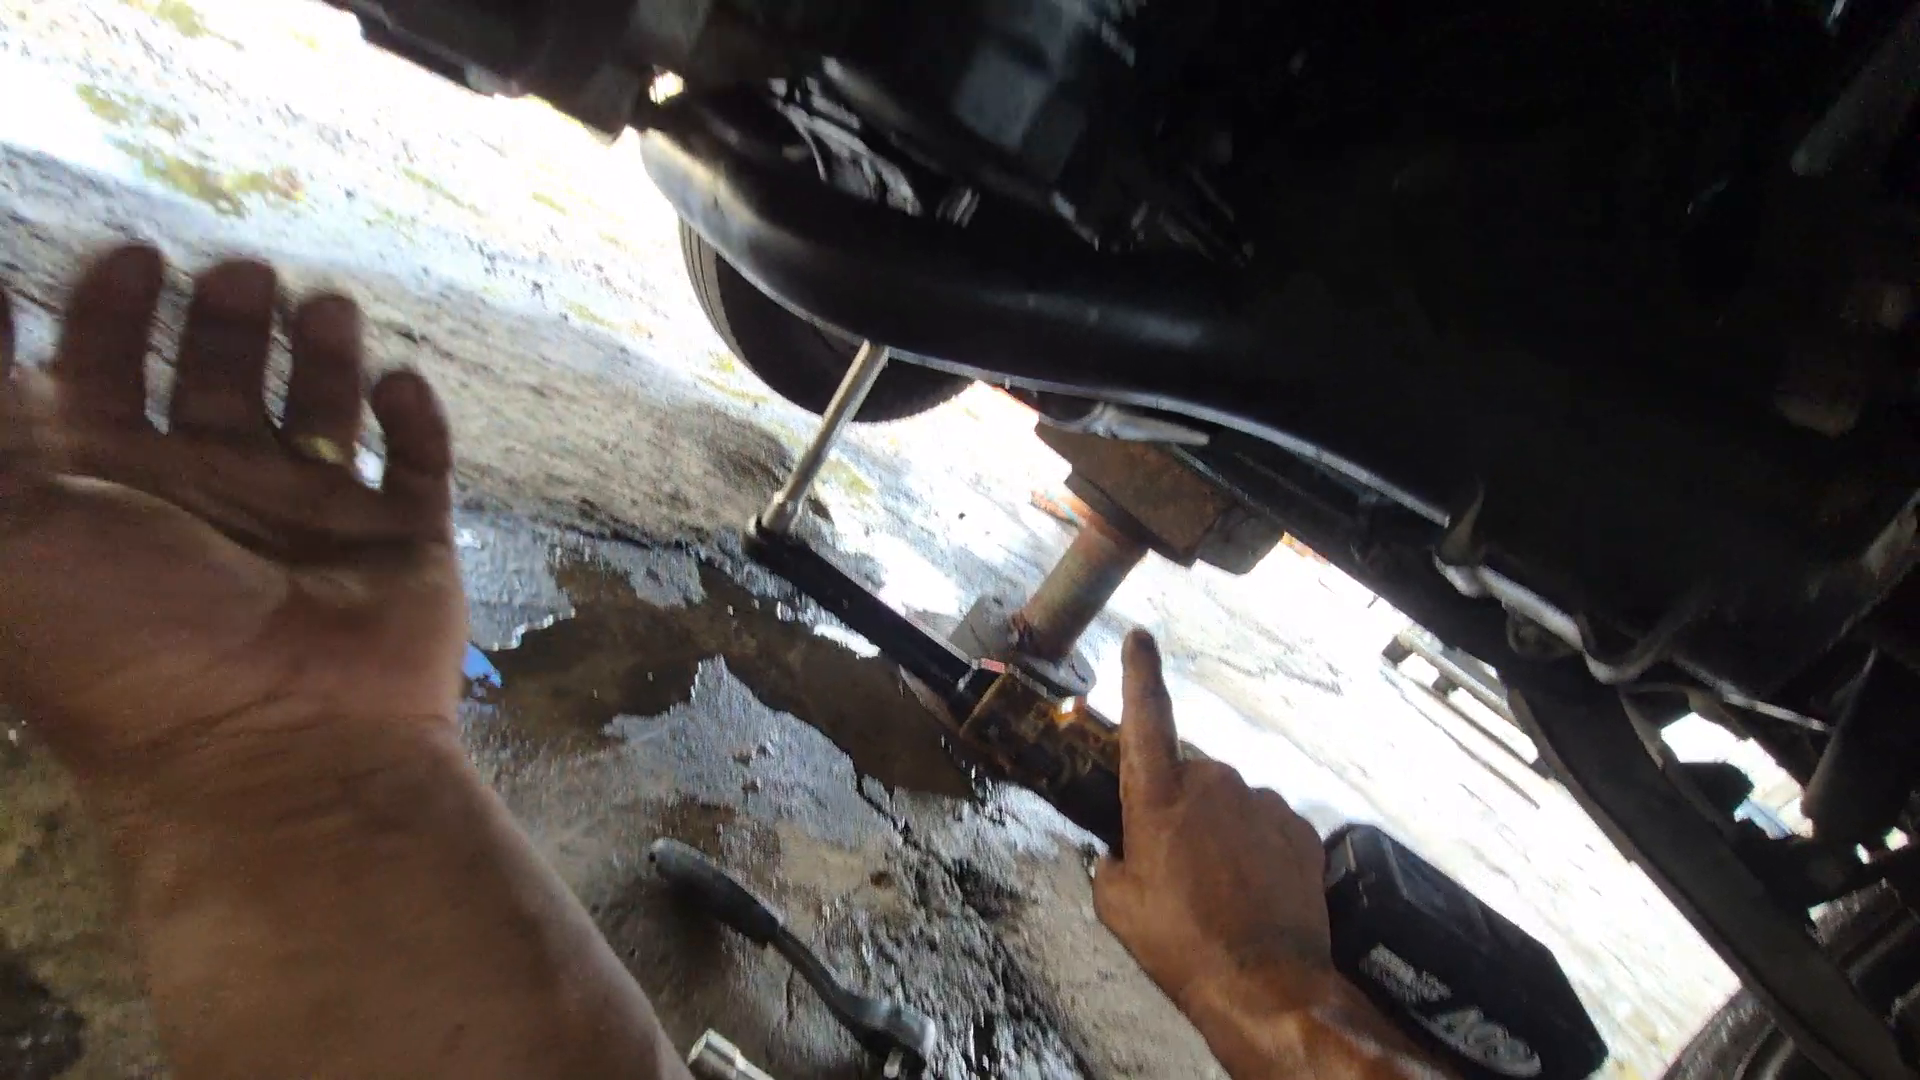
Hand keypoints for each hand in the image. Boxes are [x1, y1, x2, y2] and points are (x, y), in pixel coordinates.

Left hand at [0, 245, 464, 805]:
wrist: (285, 737)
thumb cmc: (130, 637)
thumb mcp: (7, 524)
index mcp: (113, 489)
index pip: (106, 375)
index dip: (114, 310)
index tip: (138, 255)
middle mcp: (218, 493)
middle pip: (224, 381)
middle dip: (230, 319)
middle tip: (248, 272)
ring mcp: (322, 516)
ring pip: (328, 411)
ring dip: (326, 354)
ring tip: (329, 306)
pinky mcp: (406, 536)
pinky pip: (418, 461)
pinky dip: (414, 417)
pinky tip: (398, 385)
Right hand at [1094, 631, 1334, 1011]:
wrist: (1266, 988)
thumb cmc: (1179, 942)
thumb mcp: (1117, 904)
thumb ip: (1110, 859)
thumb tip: (1121, 850)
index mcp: (1158, 794)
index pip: (1146, 716)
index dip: (1139, 671)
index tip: (1139, 636)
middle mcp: (1212, 782)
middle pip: (1186, 773)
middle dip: (1178, 804)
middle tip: (1178, 862)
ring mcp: (1262, 801)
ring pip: (1227, 799)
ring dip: (1217, 827)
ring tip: (1219, 886)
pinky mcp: (1299, 827)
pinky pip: (1263, 820)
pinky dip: (1253, 843)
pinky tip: (1253, 888)